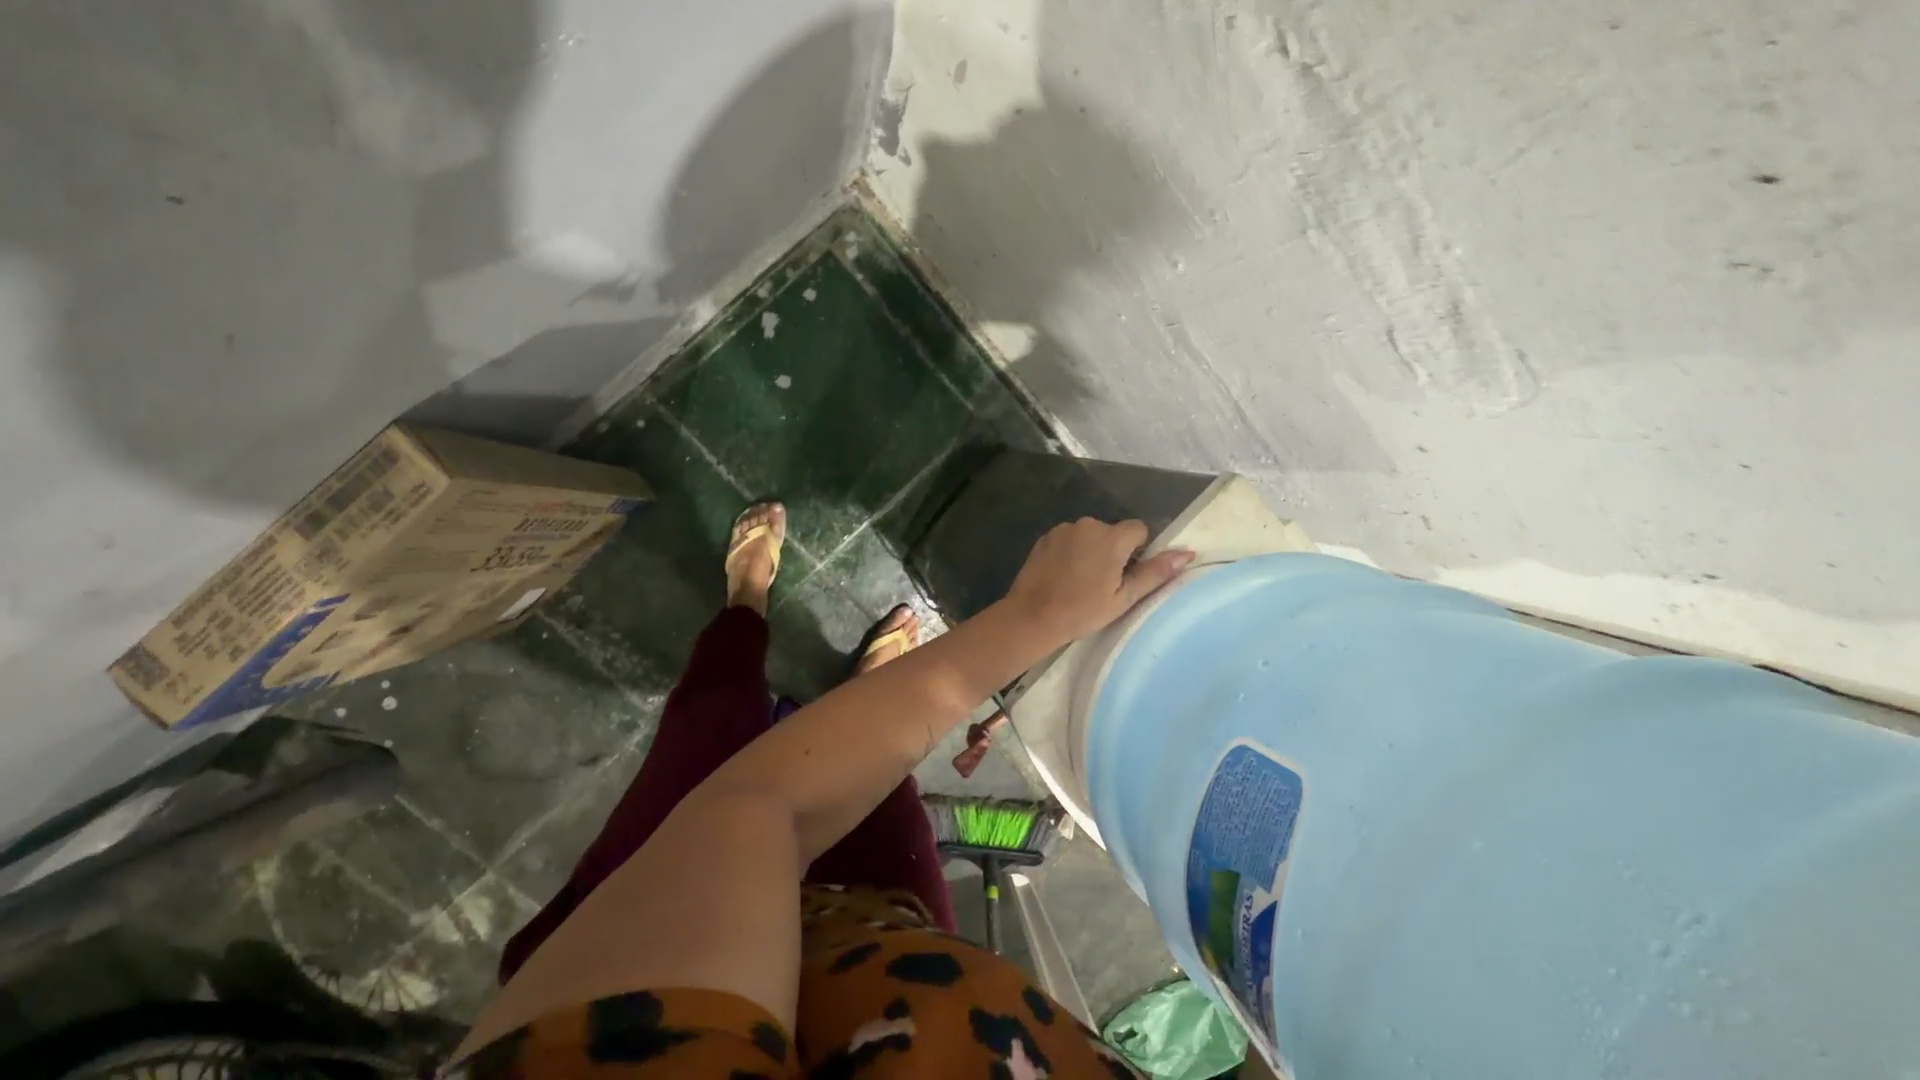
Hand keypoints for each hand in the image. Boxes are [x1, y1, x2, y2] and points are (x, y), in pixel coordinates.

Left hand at [1000, 518, 1193, 648]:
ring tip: (1080, 582)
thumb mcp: (1124, 598)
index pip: (1139, 530)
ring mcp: (1064, 529)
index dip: (1137, 551)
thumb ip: (1155, 573)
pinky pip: (1069, 539)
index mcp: (1112, 537)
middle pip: (1113, 532)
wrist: (1032, 616)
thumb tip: (1187, 553)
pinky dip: (1071, 552)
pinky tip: (1063, 576)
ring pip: (1090, 536)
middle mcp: (1088, 524)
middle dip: (1113, 552)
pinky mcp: (1046, 537)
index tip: (1125, 575)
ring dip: (1091, 551)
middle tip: (1102, 584)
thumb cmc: (1082, 611)